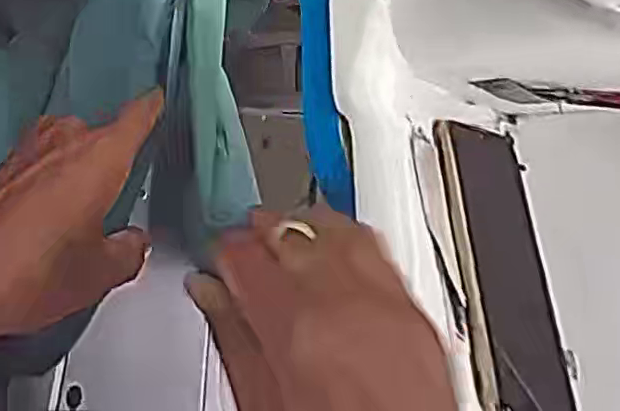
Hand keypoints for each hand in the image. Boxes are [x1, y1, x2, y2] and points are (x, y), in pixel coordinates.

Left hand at [0, 89, 162, 372]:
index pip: (139, 114)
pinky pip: (47, 156)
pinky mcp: (10, 158)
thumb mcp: (94, 275)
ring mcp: (36, 142)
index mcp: (101, 153)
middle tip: (119, 194)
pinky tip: (48, 211)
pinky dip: (54, 173)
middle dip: (113, 159)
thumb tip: (134, 240)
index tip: (163, 98)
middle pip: (105, 135)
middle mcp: (70, 135)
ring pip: (74, 145)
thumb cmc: (33, 269)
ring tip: (80, 210)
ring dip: (80, 167)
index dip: (154, 105)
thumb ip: (126, 252)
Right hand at [186, 206, 456, 410]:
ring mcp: (379, 300)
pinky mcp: (411, 308)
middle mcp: (338, 301)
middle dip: (256, 233)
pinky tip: (330, 246)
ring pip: (328, 227)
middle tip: (243, 247)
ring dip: (300, 227)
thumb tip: (208, 291)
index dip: (222, 249)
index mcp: (293, 326)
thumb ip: (232, 337)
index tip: (216, 255)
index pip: (242, 255)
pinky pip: (371, 245)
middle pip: (284, 233)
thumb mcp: (260, 402)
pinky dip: (343, 237)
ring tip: (284, 239)